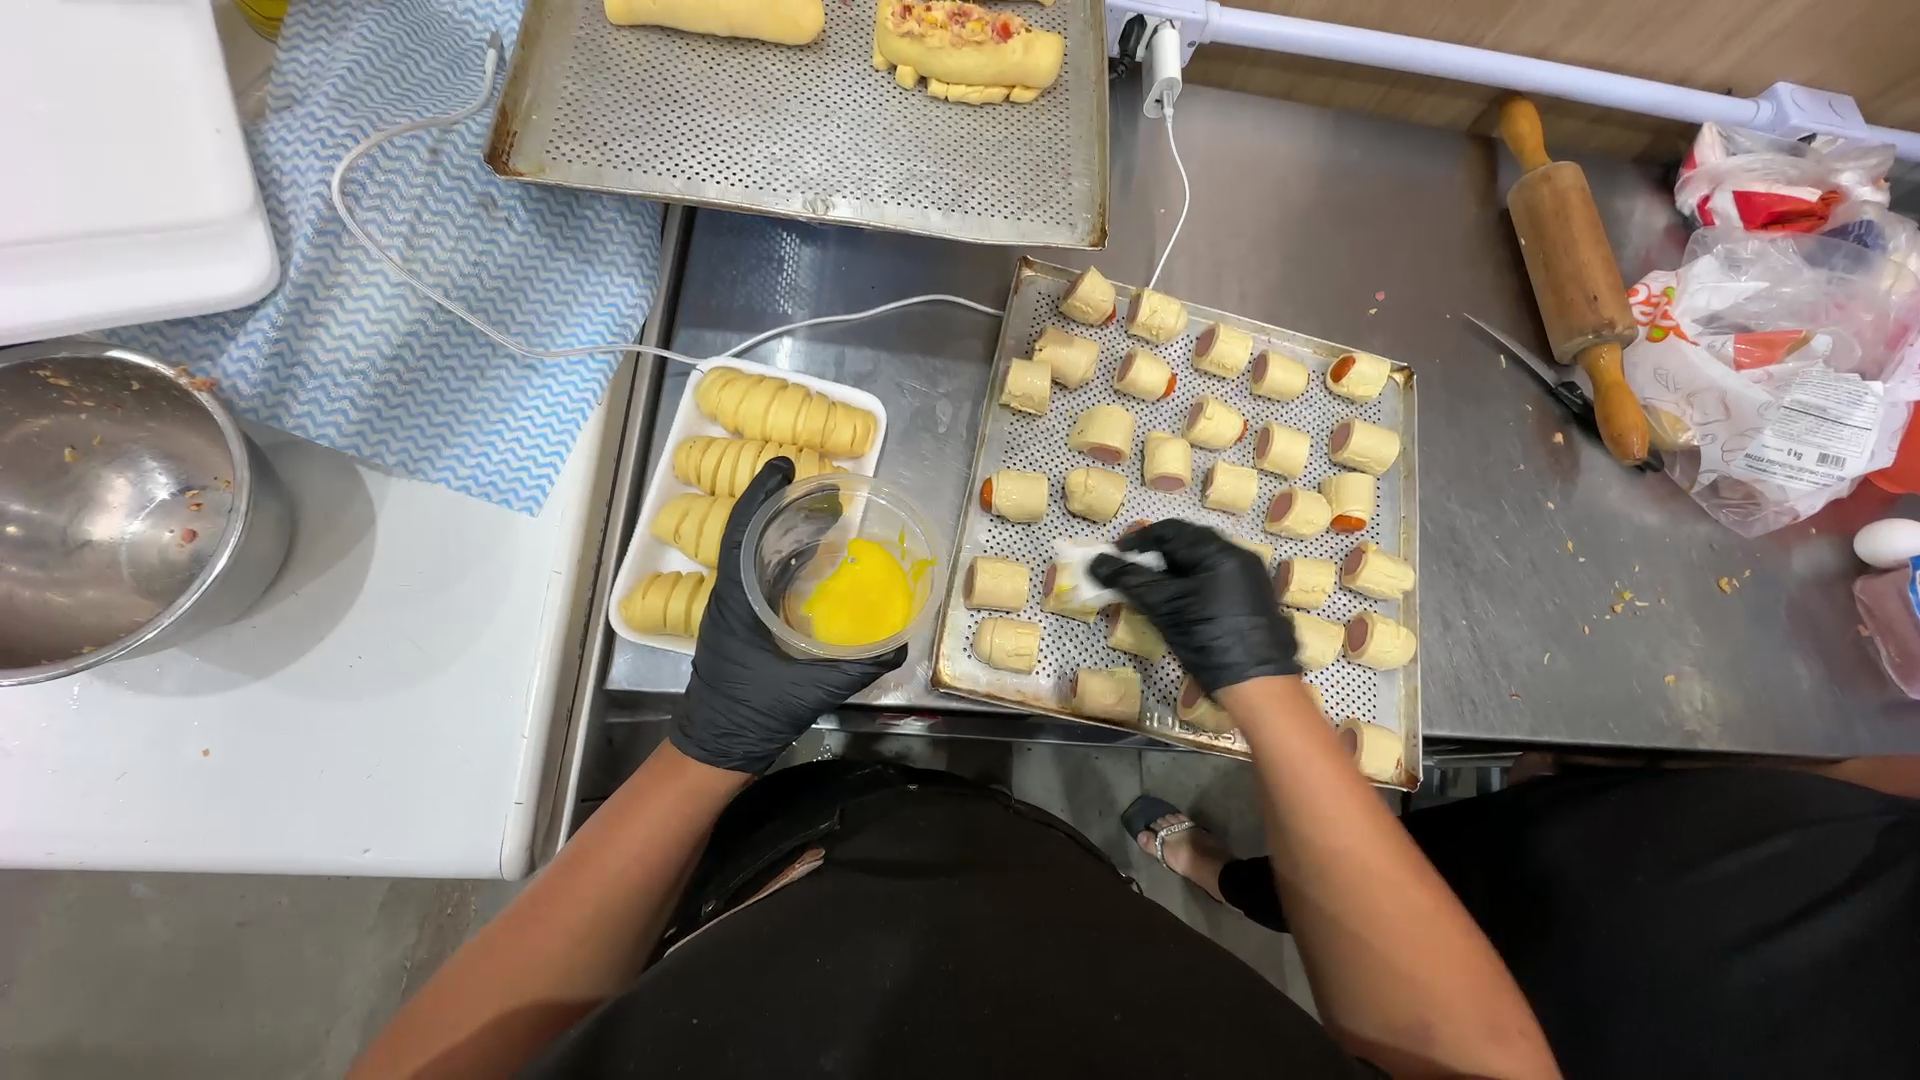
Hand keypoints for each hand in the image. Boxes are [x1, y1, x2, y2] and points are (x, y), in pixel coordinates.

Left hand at [670, 458, 907, 773]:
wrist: (716, 748)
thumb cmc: (751, 713)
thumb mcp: (810, 689)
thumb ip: (857, 667)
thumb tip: (899, 644)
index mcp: (736, 600)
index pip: (743, 531)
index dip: (762, 494)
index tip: (785, 465)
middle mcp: (730, 597)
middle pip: (753, 537)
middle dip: (785, 510)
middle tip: (824, 493)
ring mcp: (734, 612)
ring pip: (758, 559)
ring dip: (787, 536)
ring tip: (825, 520)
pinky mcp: (742, 628)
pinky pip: (764, 581)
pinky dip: (788, 565)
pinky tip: (815, 568)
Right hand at [1091, 519, 1297, 695]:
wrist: (1256, 683)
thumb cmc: (1208, 637)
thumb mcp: (1165, 607)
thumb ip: (1129, 580)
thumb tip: (1097, 562)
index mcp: (1220, 552)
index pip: (1172, 531)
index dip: (1139, 539)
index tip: (1115, 553)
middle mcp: (1239, 556)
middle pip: (1188, 543)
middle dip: (1155, 553)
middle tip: (1130, 567)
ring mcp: (1248, 577)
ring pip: (1200, 561)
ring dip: (1171, 568)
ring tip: (1148, 584)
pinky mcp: (1250, 597)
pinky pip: (1213, 577)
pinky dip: (1189, 581)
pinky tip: (1174, 598)